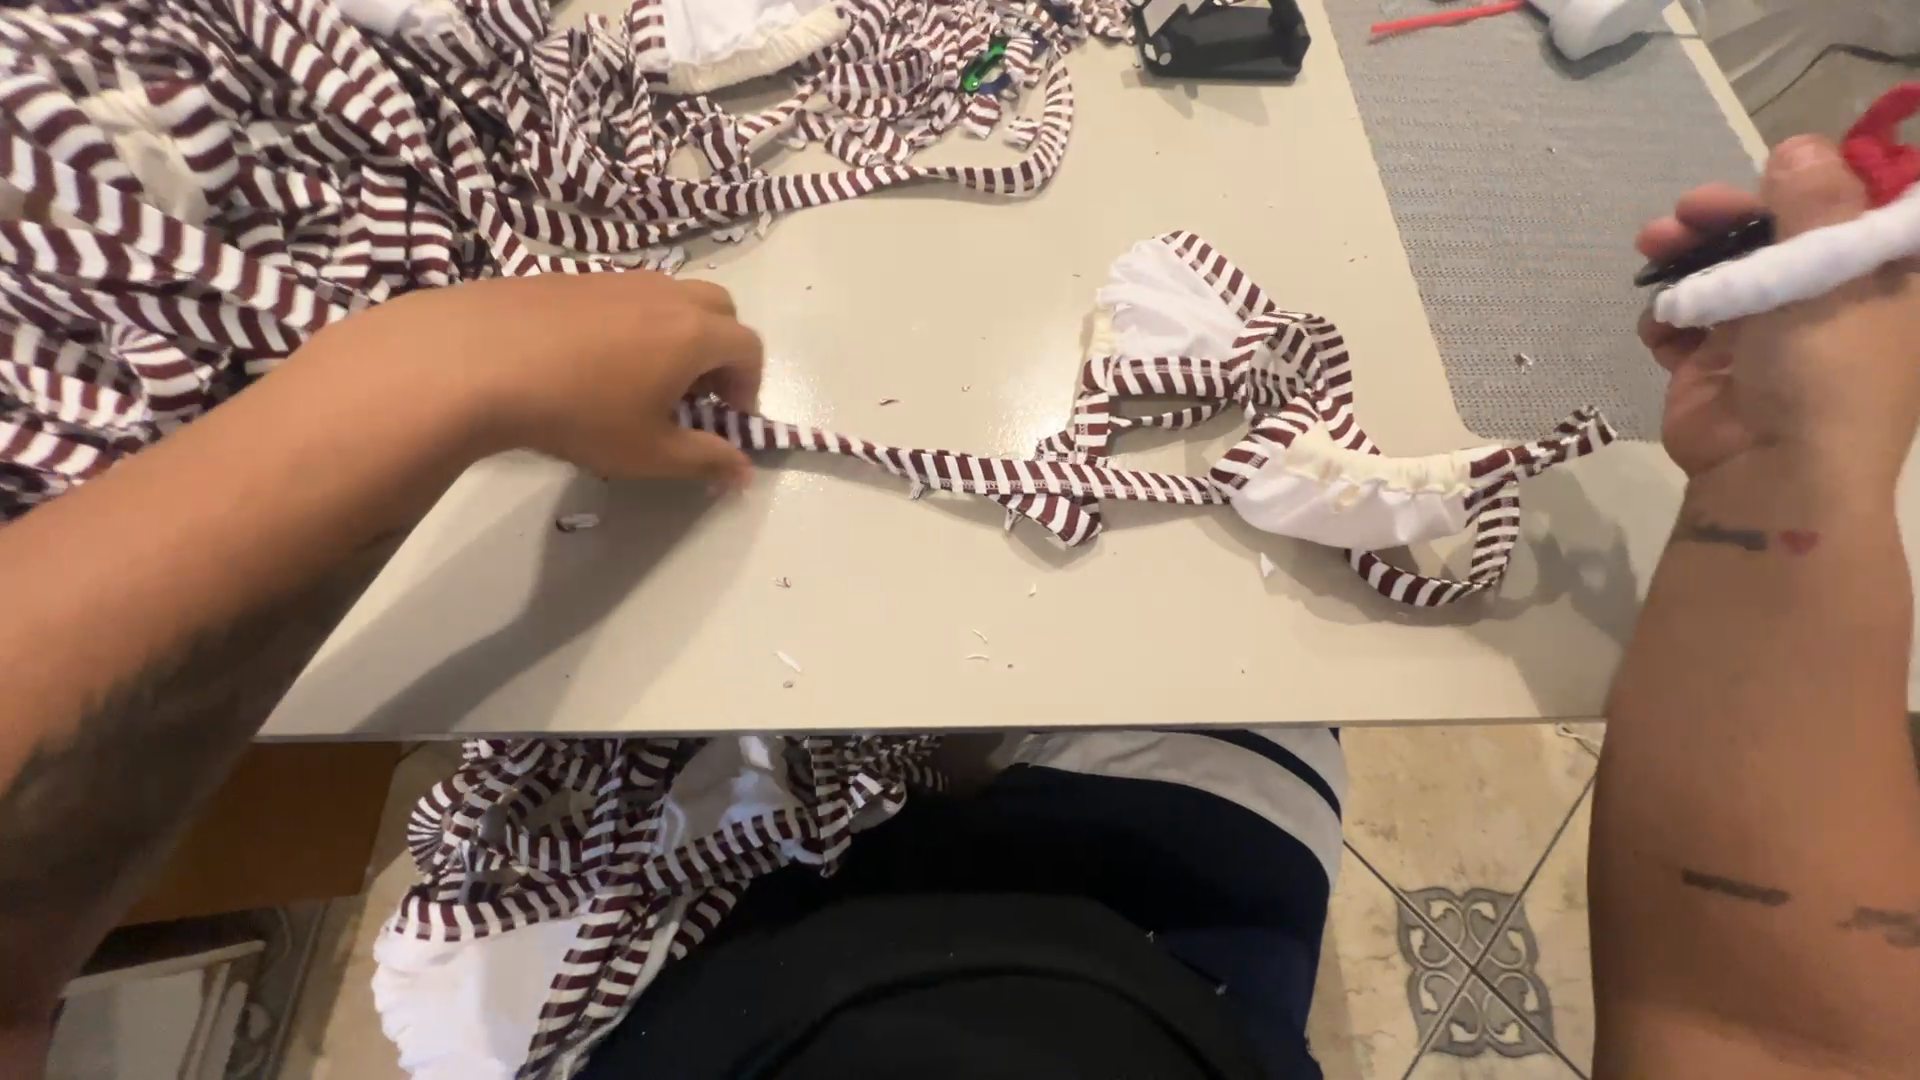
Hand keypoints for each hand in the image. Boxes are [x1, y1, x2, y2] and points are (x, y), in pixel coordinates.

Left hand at [310, 270, 762, 487]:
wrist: (470, 359)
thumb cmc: (579, 412)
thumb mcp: (650, 453)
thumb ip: (707, 461)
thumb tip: (745, 473)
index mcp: (695, 335)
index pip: (750, 348)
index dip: (749, 386)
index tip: (726, 418)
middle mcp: (665, 295)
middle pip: (720, 309)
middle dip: (722, 350)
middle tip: (696, 392)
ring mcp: (617, 279)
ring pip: (672, 297)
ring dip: (679, 334)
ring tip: (644, 378)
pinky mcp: (572, 277)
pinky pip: (625, 295)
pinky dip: (634, 323)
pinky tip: (593, 361)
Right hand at [1637, 136, 1919, 485]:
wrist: (1772, 463)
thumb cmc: (1828, 365)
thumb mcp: (1830, 276)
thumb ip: (1812, 209)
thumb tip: (1795, 145)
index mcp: (1879, 275)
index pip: (1849, 211)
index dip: (1807, 186)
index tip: (1766, 171)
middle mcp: (1823, 299)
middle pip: (1770, 242)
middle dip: (1724, 222)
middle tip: (1683, 211)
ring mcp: (1761, 334)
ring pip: (1717, 279)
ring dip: (1683, 264)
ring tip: (1649, 250)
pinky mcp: (1707, 365)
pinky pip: (1680, 328)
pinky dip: (1665, 321)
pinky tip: (1660, 323)